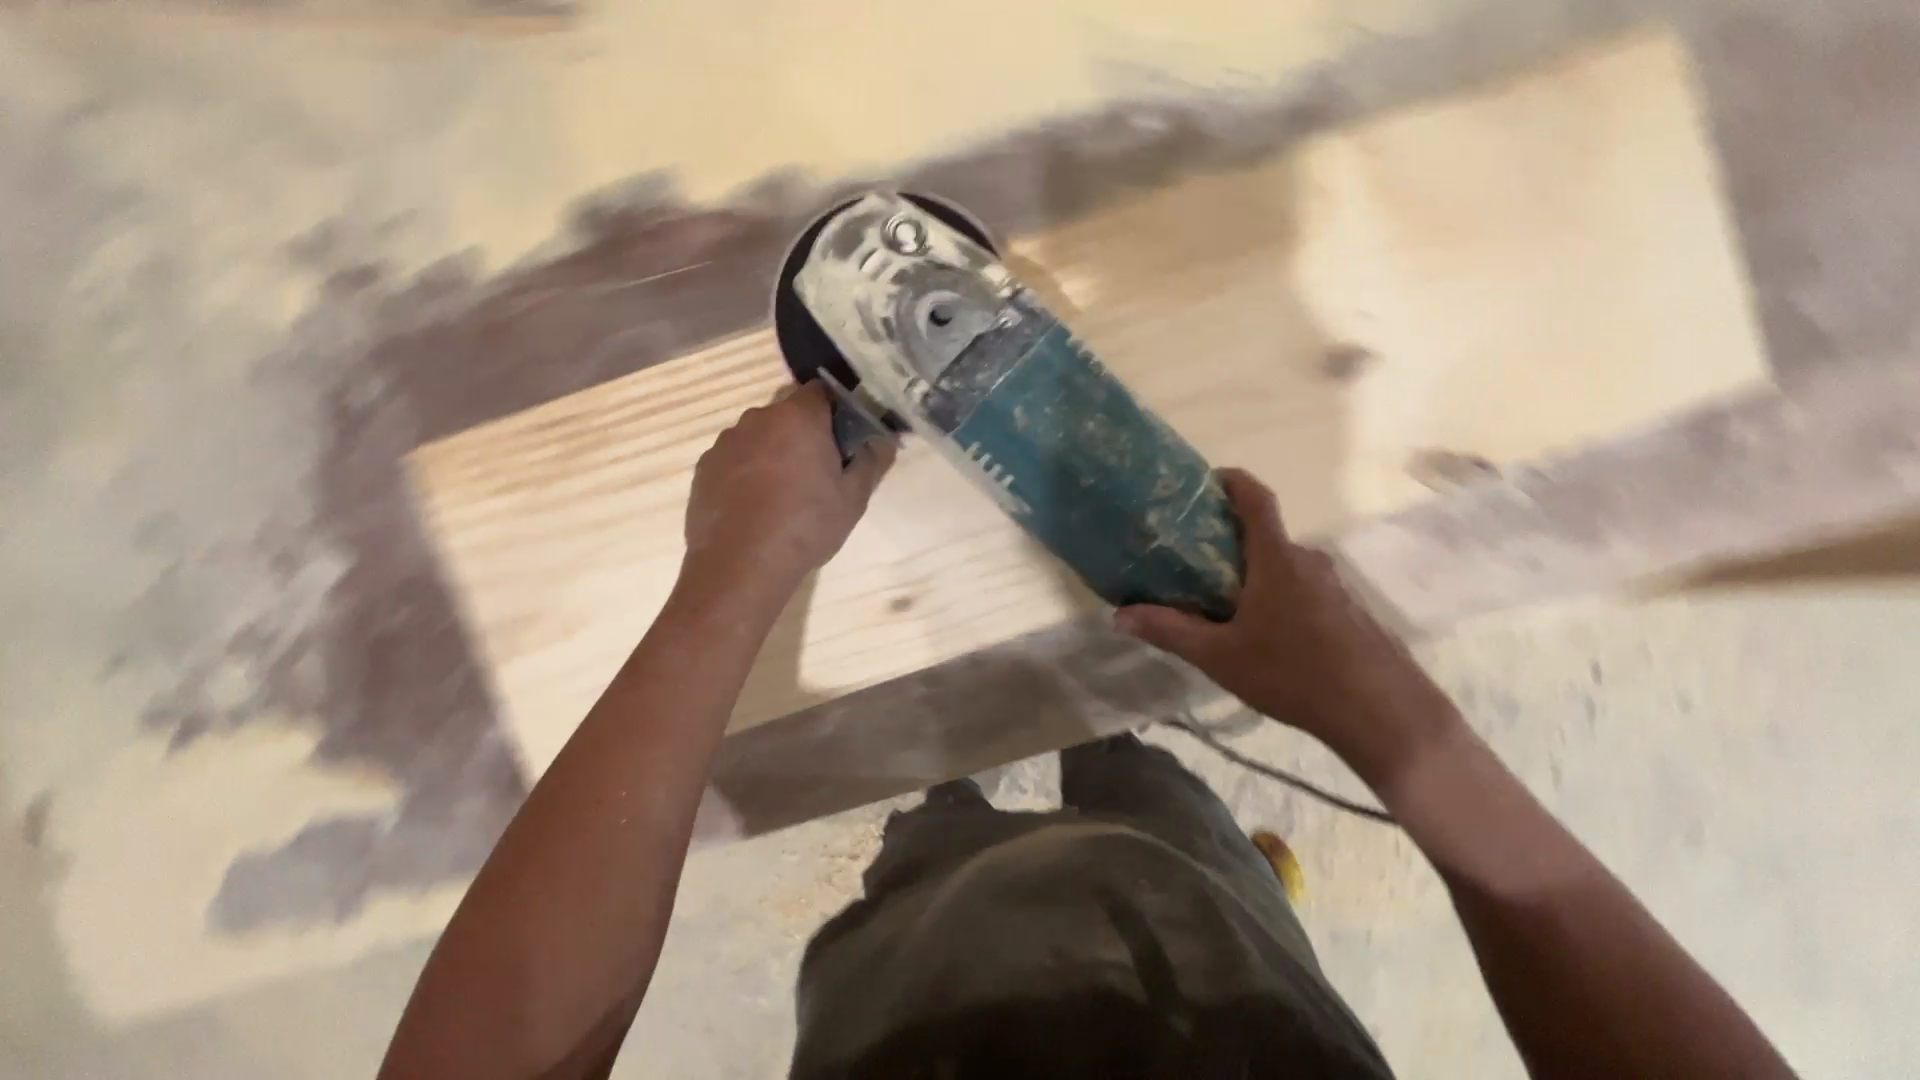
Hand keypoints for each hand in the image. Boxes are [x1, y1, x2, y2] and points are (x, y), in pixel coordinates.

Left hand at [682, 382, 895, 593]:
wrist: (740, 564)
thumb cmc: (806, 526)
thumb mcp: (853, 499)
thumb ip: (871, 461)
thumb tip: (883, 439)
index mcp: (798, 417)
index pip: (821, 391)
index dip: (835, 410)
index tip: (844, 438)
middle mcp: (758, 419)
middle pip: (788, 414)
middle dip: (804, 433)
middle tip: (818, 472)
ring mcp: (726, 442)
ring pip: (759, 437)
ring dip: (773, 453)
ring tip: (783, 495)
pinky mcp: (705, 468)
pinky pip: (735, 459)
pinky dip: (746, 473)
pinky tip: (754, 507)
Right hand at [1114, 468, 1461, 785]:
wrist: (1383, 714)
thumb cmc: (1295, 674)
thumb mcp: (1221, 657)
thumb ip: (1170, 631)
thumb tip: (1119, 616)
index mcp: (1277, 559)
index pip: (1256, 497)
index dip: (1231, 480)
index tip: (1205, 482)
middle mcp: (1308, 561)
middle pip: (1264, 536)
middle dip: (1228, 542)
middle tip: (1191, 563)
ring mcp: (1335, 586)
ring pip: (1284, 567)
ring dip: (1253, 576)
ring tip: (1221, 606)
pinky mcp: (1349, 612)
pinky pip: (1304, 591)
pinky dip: (1278, 598)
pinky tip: (1264, 638)